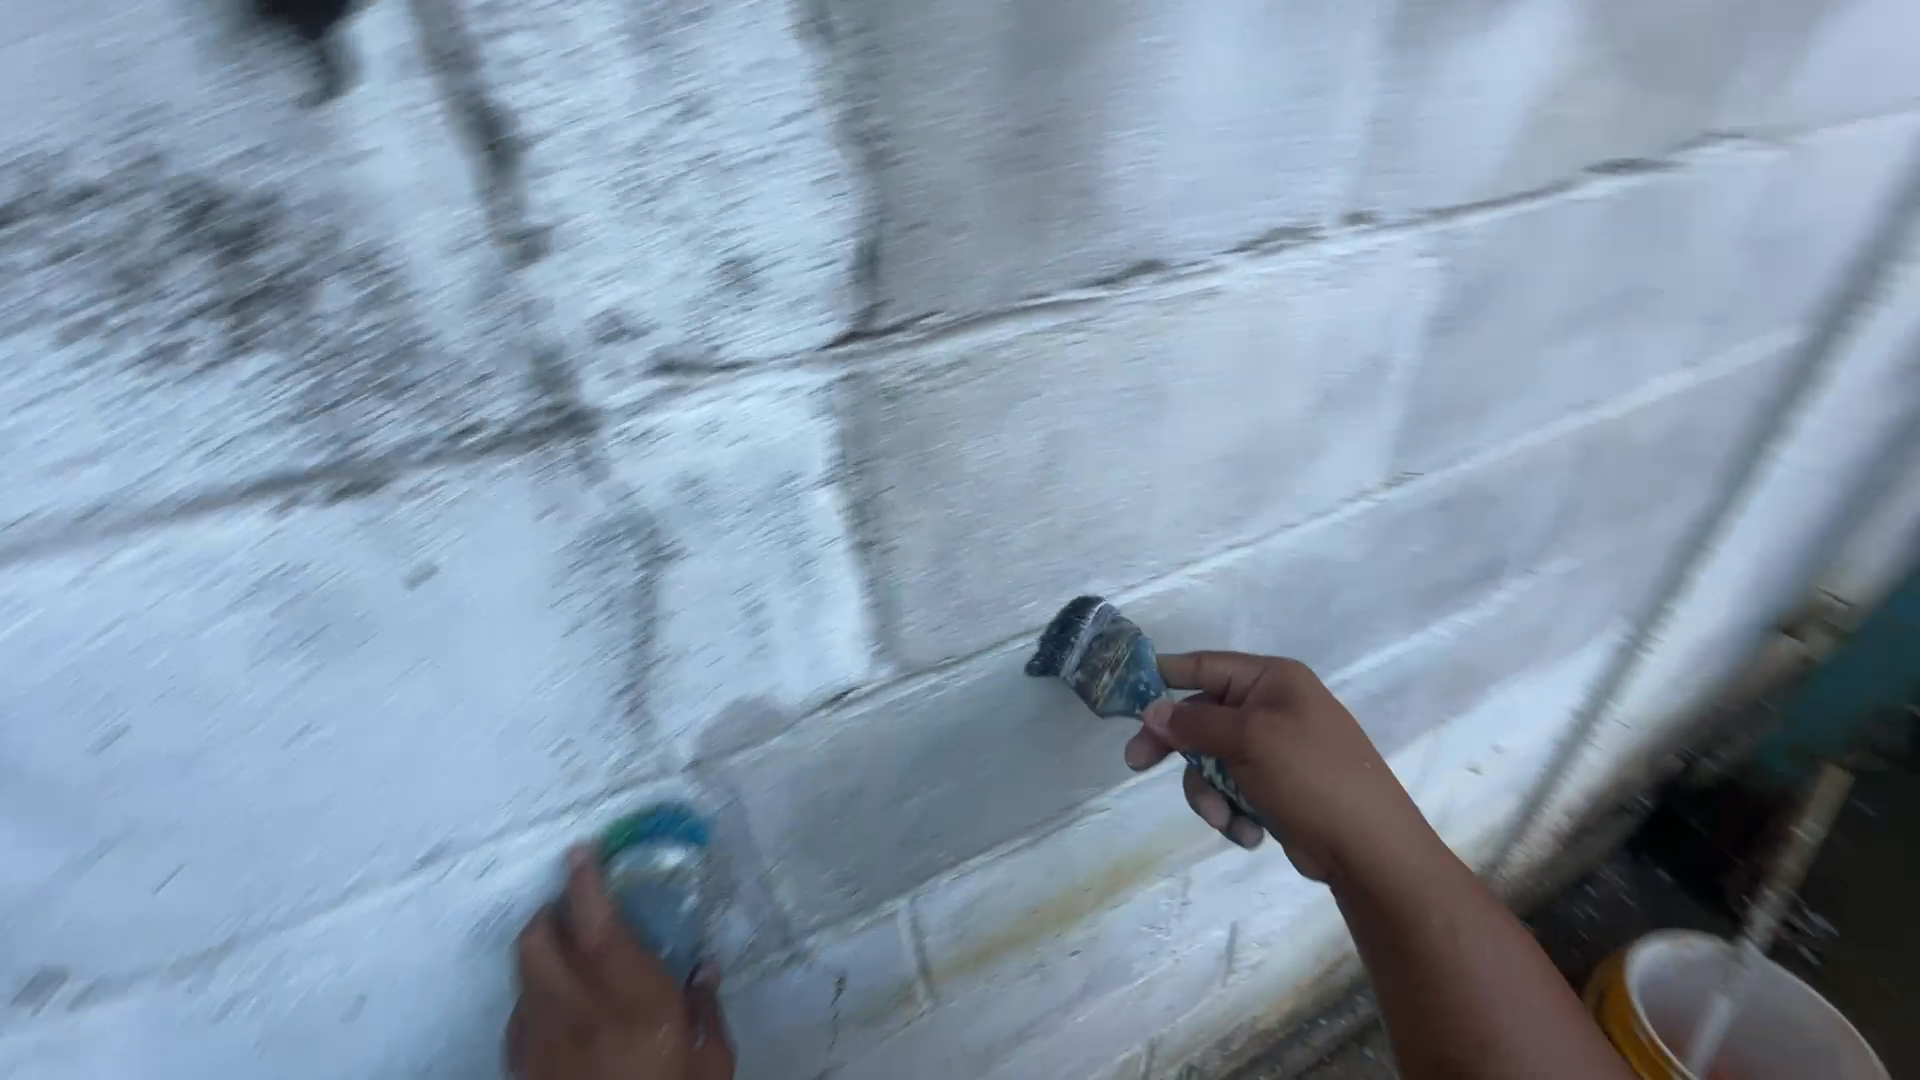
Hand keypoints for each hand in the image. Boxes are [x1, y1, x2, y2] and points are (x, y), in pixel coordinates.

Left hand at [507, 846, 734, 1079]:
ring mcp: (542, 1045)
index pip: (597, 926)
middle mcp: (579, 1013)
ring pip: (523, 976)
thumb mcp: (711, 1061)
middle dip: (551, 910)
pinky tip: (562, 1006)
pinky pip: (519, 1014)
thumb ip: (705, 1009)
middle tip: (575, 902)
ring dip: (541, 950)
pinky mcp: (522, 1071)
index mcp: (635, 1001)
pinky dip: (535, 993)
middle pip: (539, 941)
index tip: (583, 851)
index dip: (585, 882)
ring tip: (569, 951)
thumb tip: (703, 968)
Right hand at [1123, 652, 1429, 882]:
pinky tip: (1249, 831)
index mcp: (1272, 679)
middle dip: (1177, 747)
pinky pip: (1229, 788)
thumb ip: (1195, 723)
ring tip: (1226, 818)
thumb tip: (1151, 710)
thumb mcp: (1249, 739)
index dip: (1163, 676)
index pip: (1203, 666)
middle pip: (1200, 717)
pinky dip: (1231, 810)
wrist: (1370, 851)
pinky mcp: (1273, 786)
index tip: (1126, 695)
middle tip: (1136, 764)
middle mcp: (1270, 707)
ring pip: (1209, 760)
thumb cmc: (1312, 776)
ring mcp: (1273, 749)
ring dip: (1209, 792)